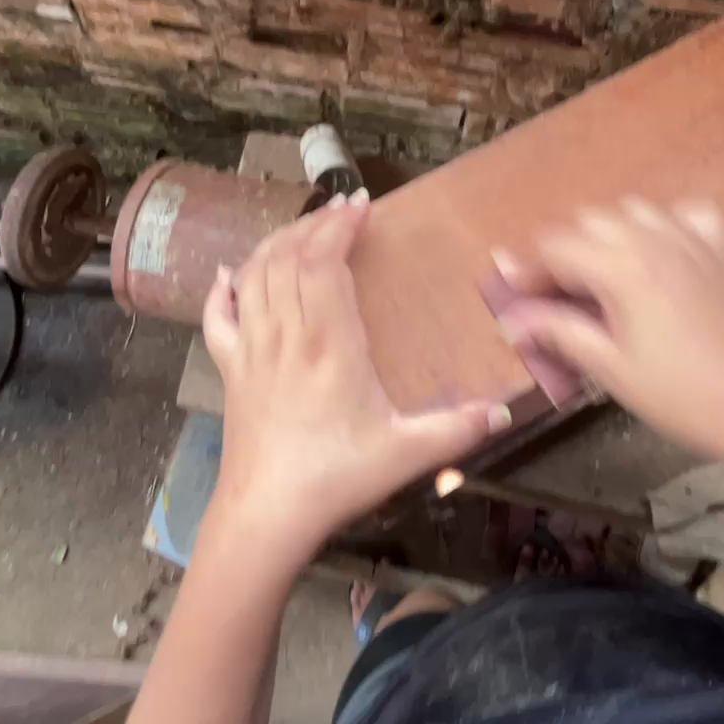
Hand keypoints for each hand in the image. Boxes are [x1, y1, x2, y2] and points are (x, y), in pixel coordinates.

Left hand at [202, 191, 511, 559]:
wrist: (266, 516)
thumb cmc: (336, 478)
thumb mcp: (405, 454)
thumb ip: (456, 429)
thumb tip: (505, 413)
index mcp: (328, 343)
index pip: (324, 264)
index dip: (339, 228)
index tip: (360, 206)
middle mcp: (285, 334)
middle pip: (288, 258)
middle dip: (314, 224)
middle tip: (340, 209)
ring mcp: (251, 349)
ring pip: (255, 275)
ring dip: (276, 243)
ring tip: (303, 229)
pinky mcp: (230, 369)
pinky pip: (218, 317)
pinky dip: (223, 288)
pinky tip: (229, 273)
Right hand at [492, 197, 723, 467]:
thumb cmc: (682, 395)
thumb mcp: (610, 368)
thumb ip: (558, 333)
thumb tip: (510, 321)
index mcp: (621, 268)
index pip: (555, 249)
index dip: (527, 271)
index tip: (511, 296)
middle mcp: (652, 240)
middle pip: (587, 221)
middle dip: (562, 251)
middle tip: (554, 297)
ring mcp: (689, 240)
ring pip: (629, 210)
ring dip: (604, 233)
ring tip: (598, 275)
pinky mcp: (716, 252)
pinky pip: (682, 215)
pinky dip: (661, 224)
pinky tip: (655, 252)